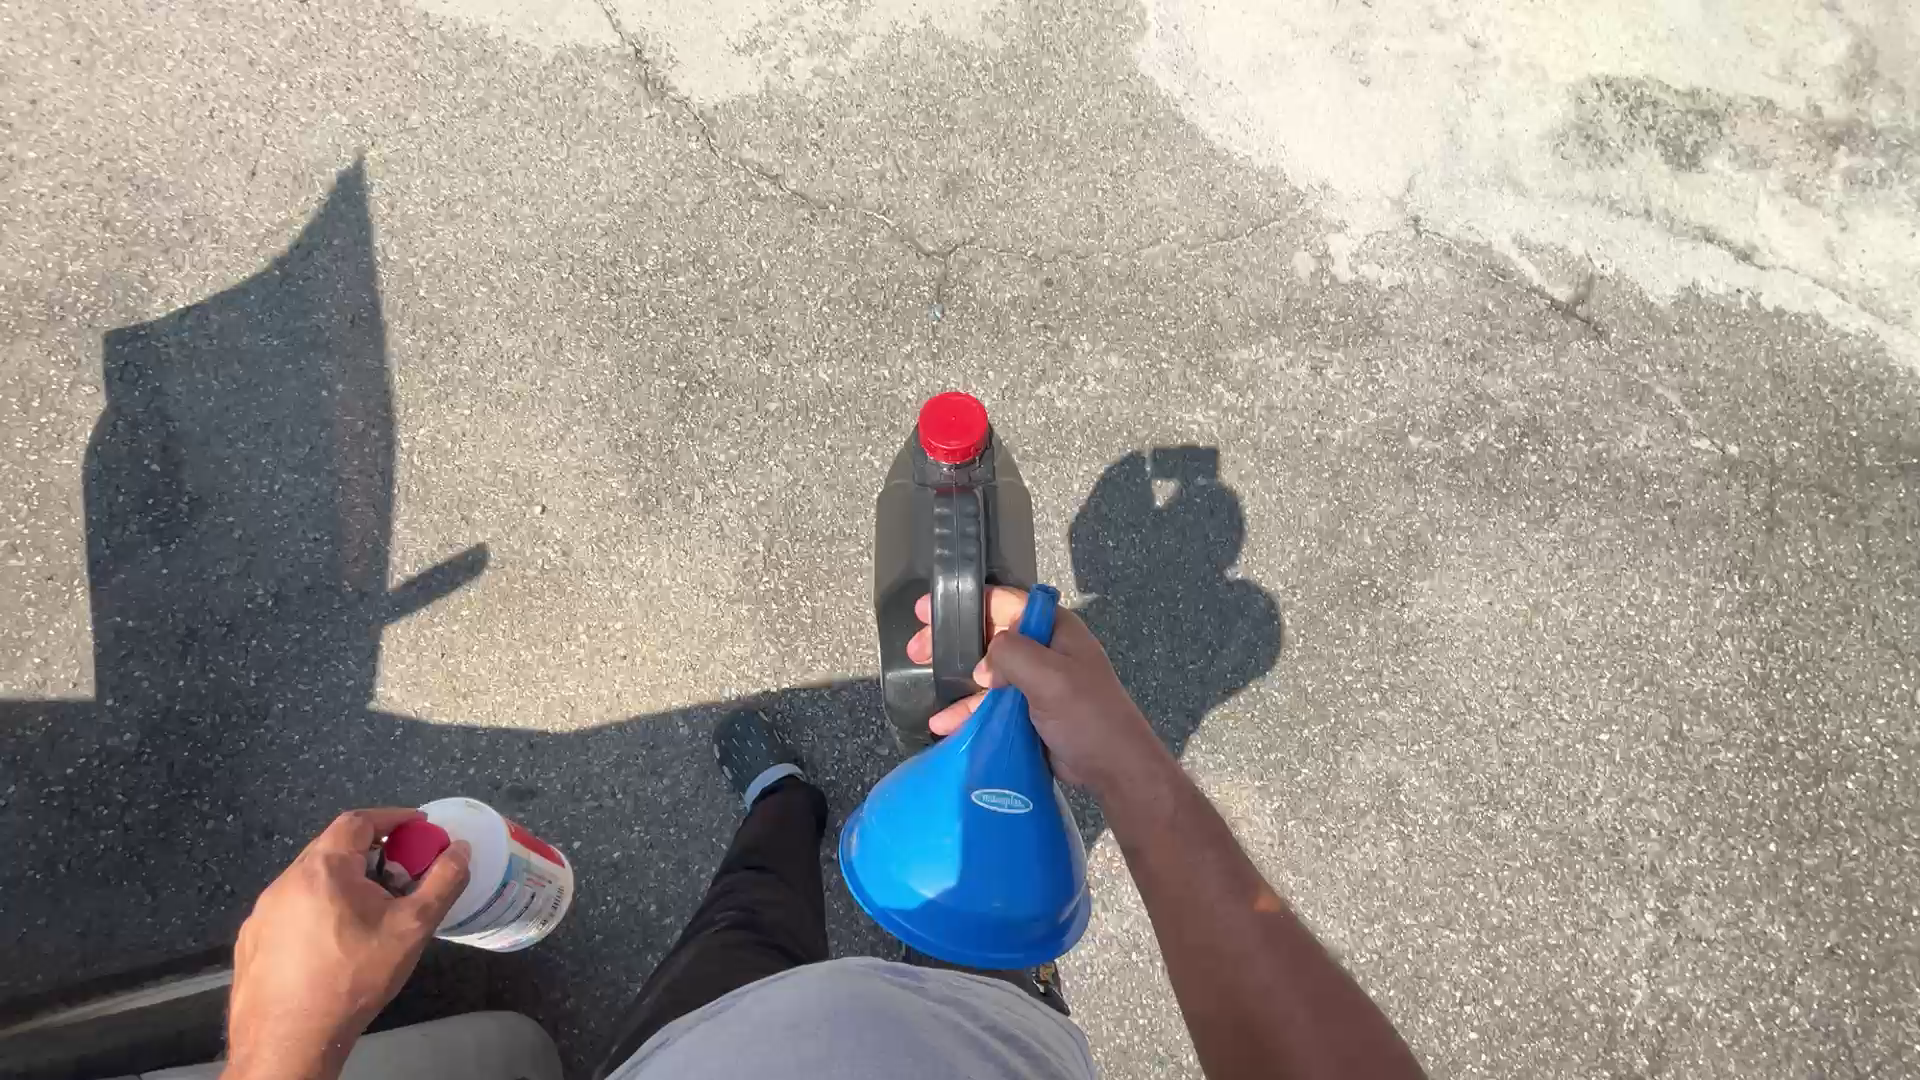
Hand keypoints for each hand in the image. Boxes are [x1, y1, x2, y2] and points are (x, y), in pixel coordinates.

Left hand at [224, 809, 470, 1079]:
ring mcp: (261, 916)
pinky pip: (293, 905)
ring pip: (312, 877)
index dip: (393, 817)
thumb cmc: (355, 977)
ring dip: (348, 877)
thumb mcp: (415, 925)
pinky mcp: (251, 944)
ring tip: (376, 904)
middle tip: (405, 869)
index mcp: (321, 872)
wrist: (288, 1045)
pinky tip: (340, 936)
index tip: (419, 829)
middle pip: (334, 846)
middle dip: (375, 848)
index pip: (357, 821)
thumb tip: (459, 849)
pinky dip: (323, 903)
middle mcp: (284, 885)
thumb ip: (445, 879)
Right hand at [906, 587, 1169, 792]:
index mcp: (1053, 629)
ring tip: (921, 680)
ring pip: (986, 670)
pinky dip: (967, 711)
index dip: (964, 602)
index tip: (927, 610)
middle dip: (952, 641)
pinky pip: (991, 704)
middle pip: (988, 635)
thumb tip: (983, 661)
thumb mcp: (1050, 676)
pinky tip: (943, 723)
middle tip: (917, 648)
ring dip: (955, 677)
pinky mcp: (1028, 710)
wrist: (1114, 768)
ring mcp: (1035, 680)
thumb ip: (1012, 654)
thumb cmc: (1088, 715)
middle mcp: (1044, 649)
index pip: (1003, 603)